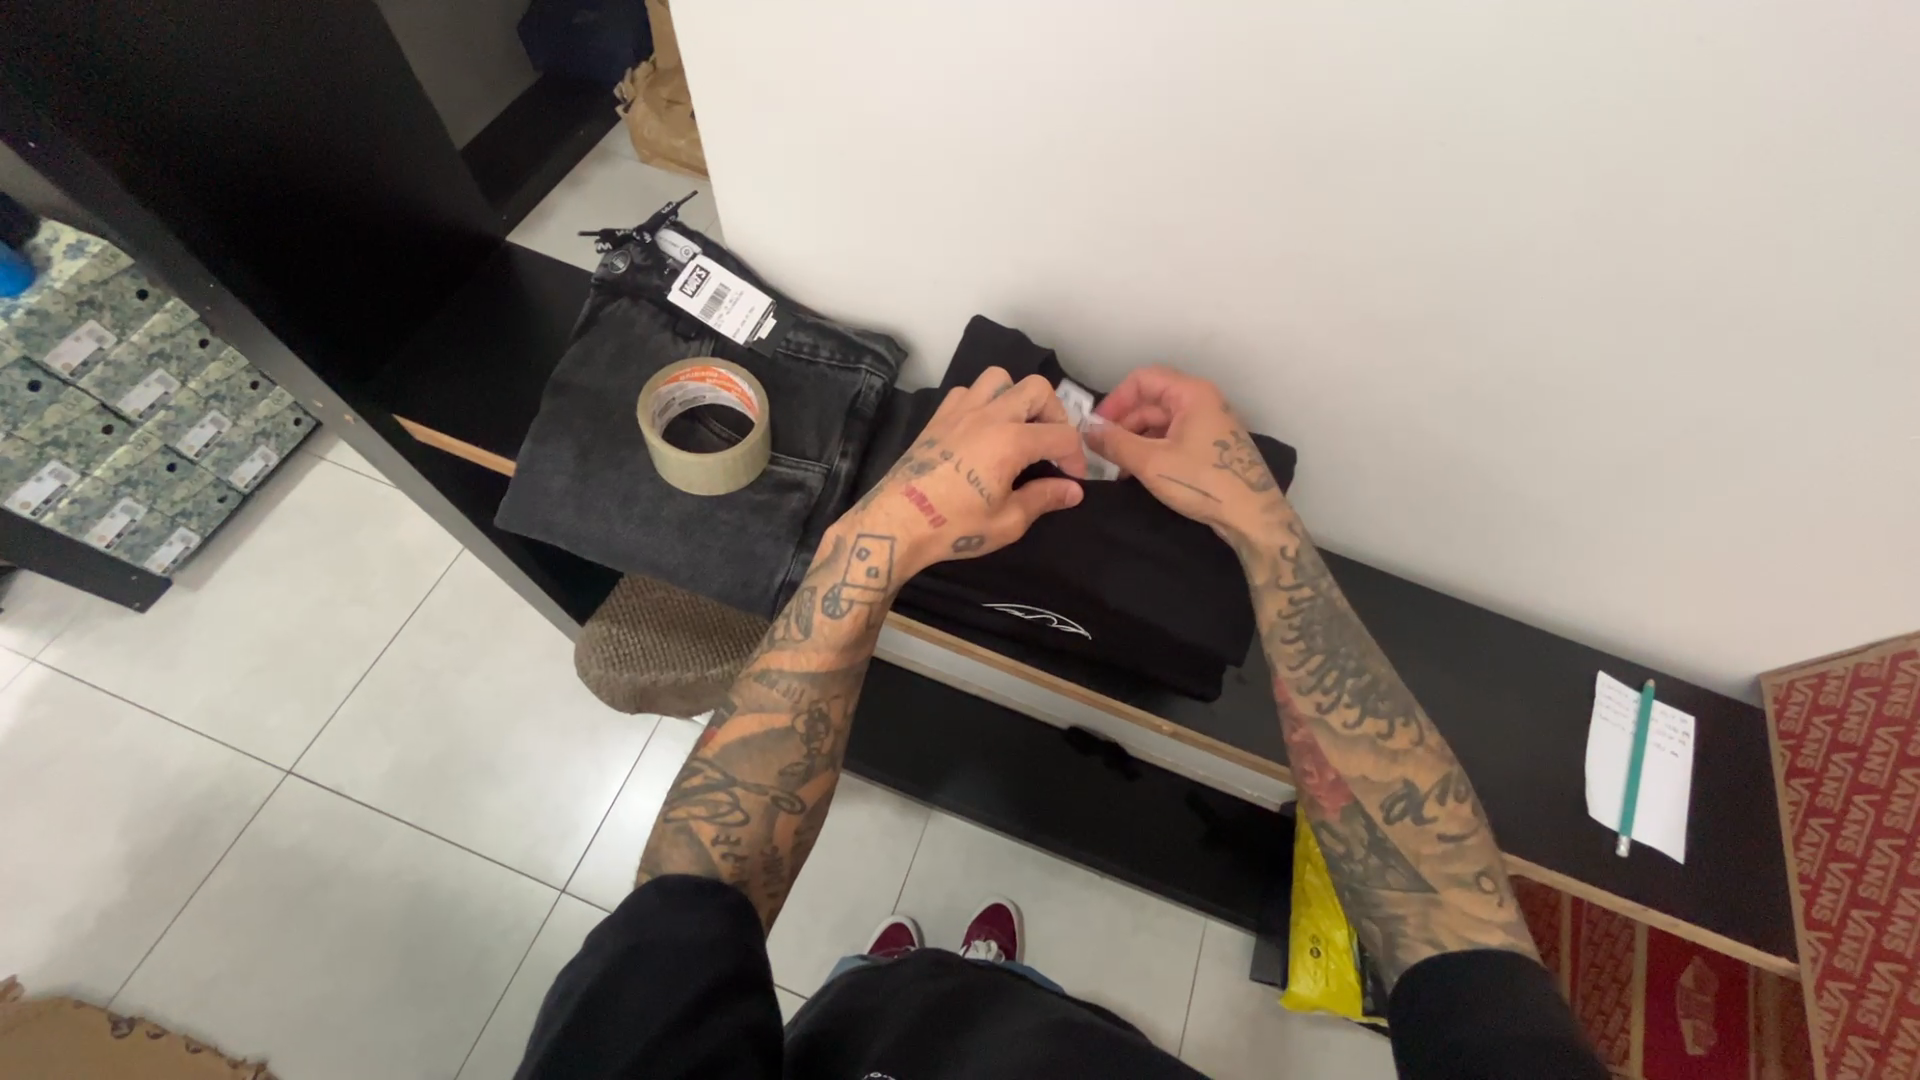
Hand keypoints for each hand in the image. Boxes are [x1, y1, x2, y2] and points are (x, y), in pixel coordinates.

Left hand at [846, 367, 1087, 577]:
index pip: (1062, 435)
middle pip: (1038, 389)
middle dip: (1055, 414)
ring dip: (1016, 397)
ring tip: (1017, 427)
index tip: (1072, 479)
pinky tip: (981, 429)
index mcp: (1011, 441)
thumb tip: (1073, 491)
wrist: (898, 523)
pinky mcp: (938, 417)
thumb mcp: (1008, 522)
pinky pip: (967, 391)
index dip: (1076, 457)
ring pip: (1000, 378)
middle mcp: (989, 415)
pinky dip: (982, 401)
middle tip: (1050, 445)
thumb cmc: (955, 527)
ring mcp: (960, 411)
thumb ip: (1044, 499)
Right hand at [1085, 365, 1287, 541]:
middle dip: (1122, 423)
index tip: (1095, 427)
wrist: (1251, 516)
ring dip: (1134, 440)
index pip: (1142, 380)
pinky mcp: (1209, 445)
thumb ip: (1115, 443)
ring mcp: (1207, 423)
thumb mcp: (1151, 462)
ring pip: (1159, 421)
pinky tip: (1136, 471)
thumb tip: (1086, 430)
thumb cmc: (1202, 482)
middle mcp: (1201, 401)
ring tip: (1115, 466)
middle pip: (1150, 401)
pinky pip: (1172, 437)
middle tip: (1100, 450)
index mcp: (1191, 393)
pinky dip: (1151, 449)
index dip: (1115, 400)